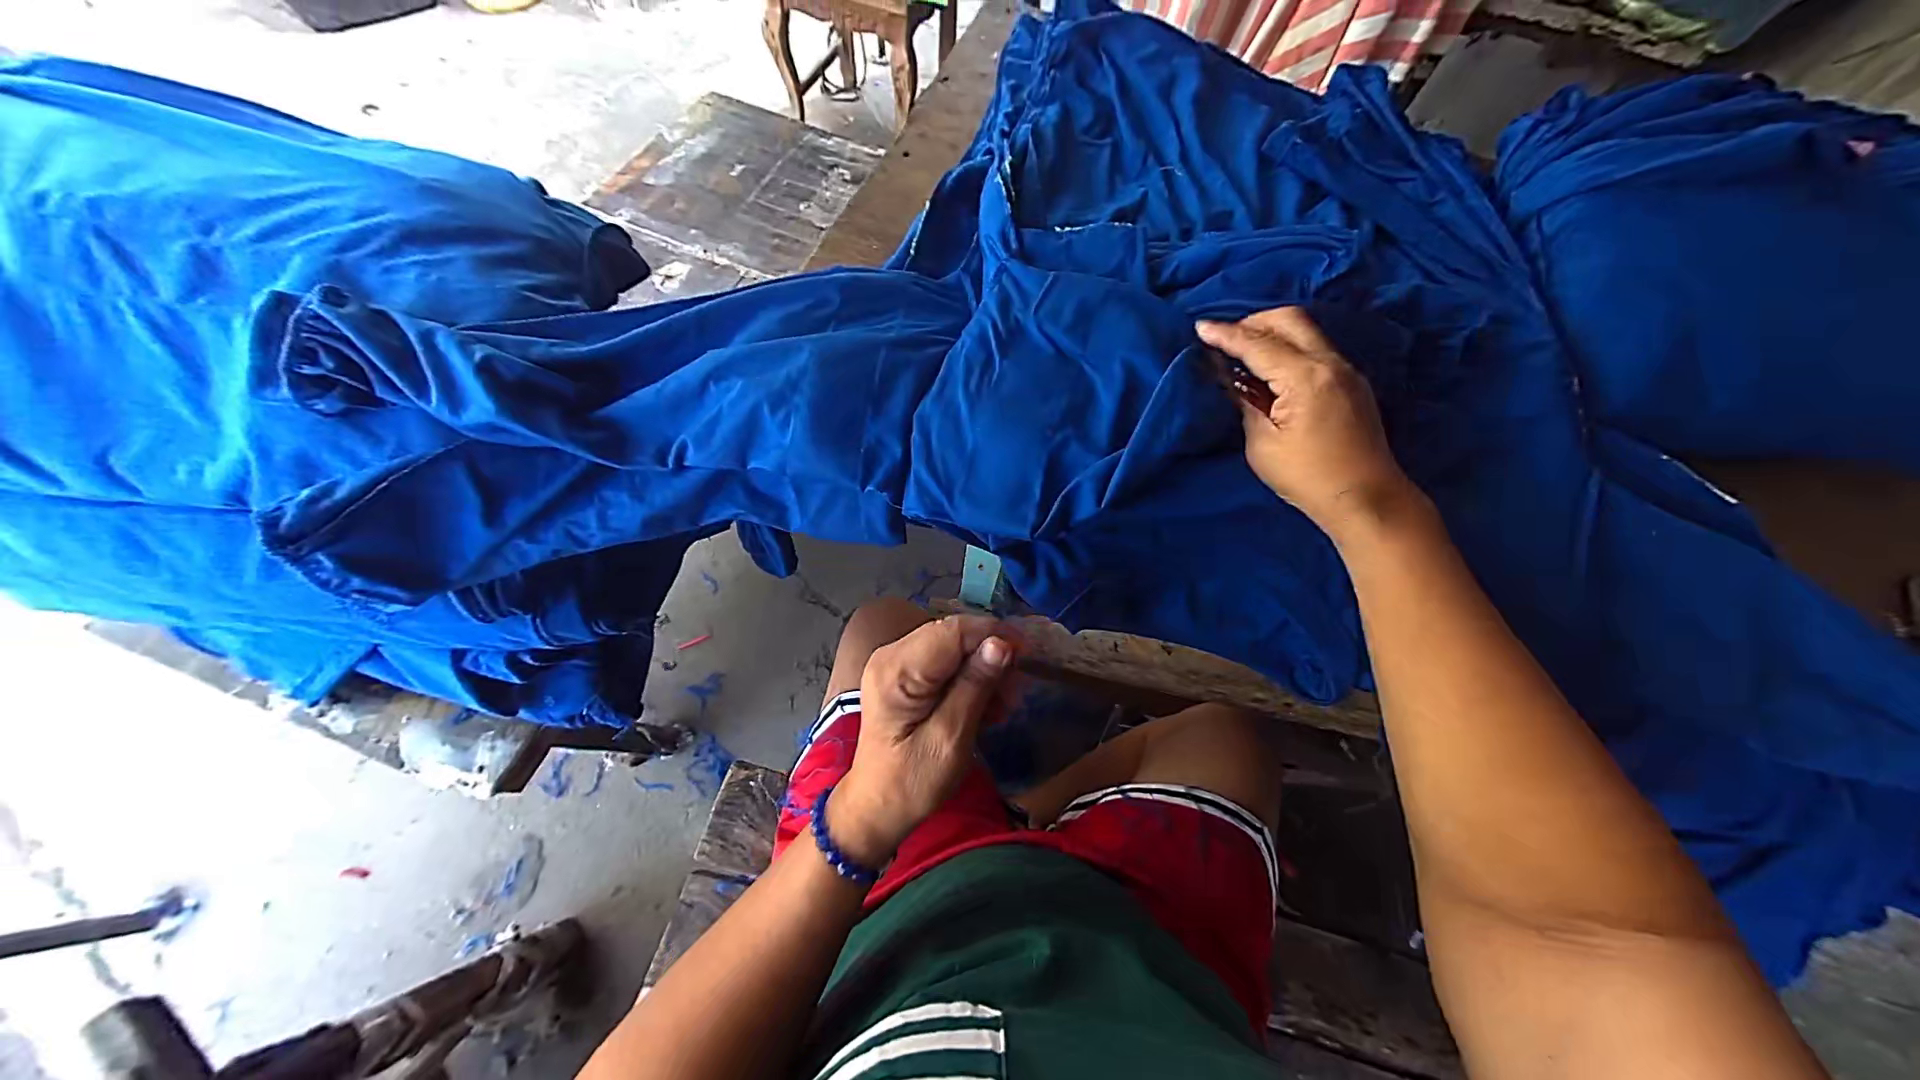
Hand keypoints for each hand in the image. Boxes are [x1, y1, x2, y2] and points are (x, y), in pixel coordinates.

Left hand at [827, 616, 1017, 866]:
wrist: (877, 807)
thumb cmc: (911, 783)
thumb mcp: (950, 740)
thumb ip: (974, 687)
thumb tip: (1002, 644)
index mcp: (896, 670)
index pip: (952, 630)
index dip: (993, 635)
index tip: (1026, 656)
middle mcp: (890, 654)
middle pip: (952, 634)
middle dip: (989, 654)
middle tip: (1015, 691)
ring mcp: (895, 662)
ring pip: (952, 646)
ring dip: (982, 669)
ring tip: (1002, 706)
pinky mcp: (903, 674)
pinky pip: (943, 661)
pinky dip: (968, 678)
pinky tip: (984, 706)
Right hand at [1197, 308, 1417, 539]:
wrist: (1366, 498)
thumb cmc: (1307, 477)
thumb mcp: (1262, 445)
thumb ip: (1246, 404)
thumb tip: (1231, 381)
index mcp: (1306, 377)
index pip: (1258, 345)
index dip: (1226, 335)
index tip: (1200, 328)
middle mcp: (1330, 364)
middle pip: (1289, 320)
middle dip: (1252, 322)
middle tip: (1224, 338)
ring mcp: (1345, 371)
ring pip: (1305, 332)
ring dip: (1271, 334)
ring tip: (1242, 353)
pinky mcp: (1351, 384)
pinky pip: (1314, 350)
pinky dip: (1287, 349)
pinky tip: (1269, 371)